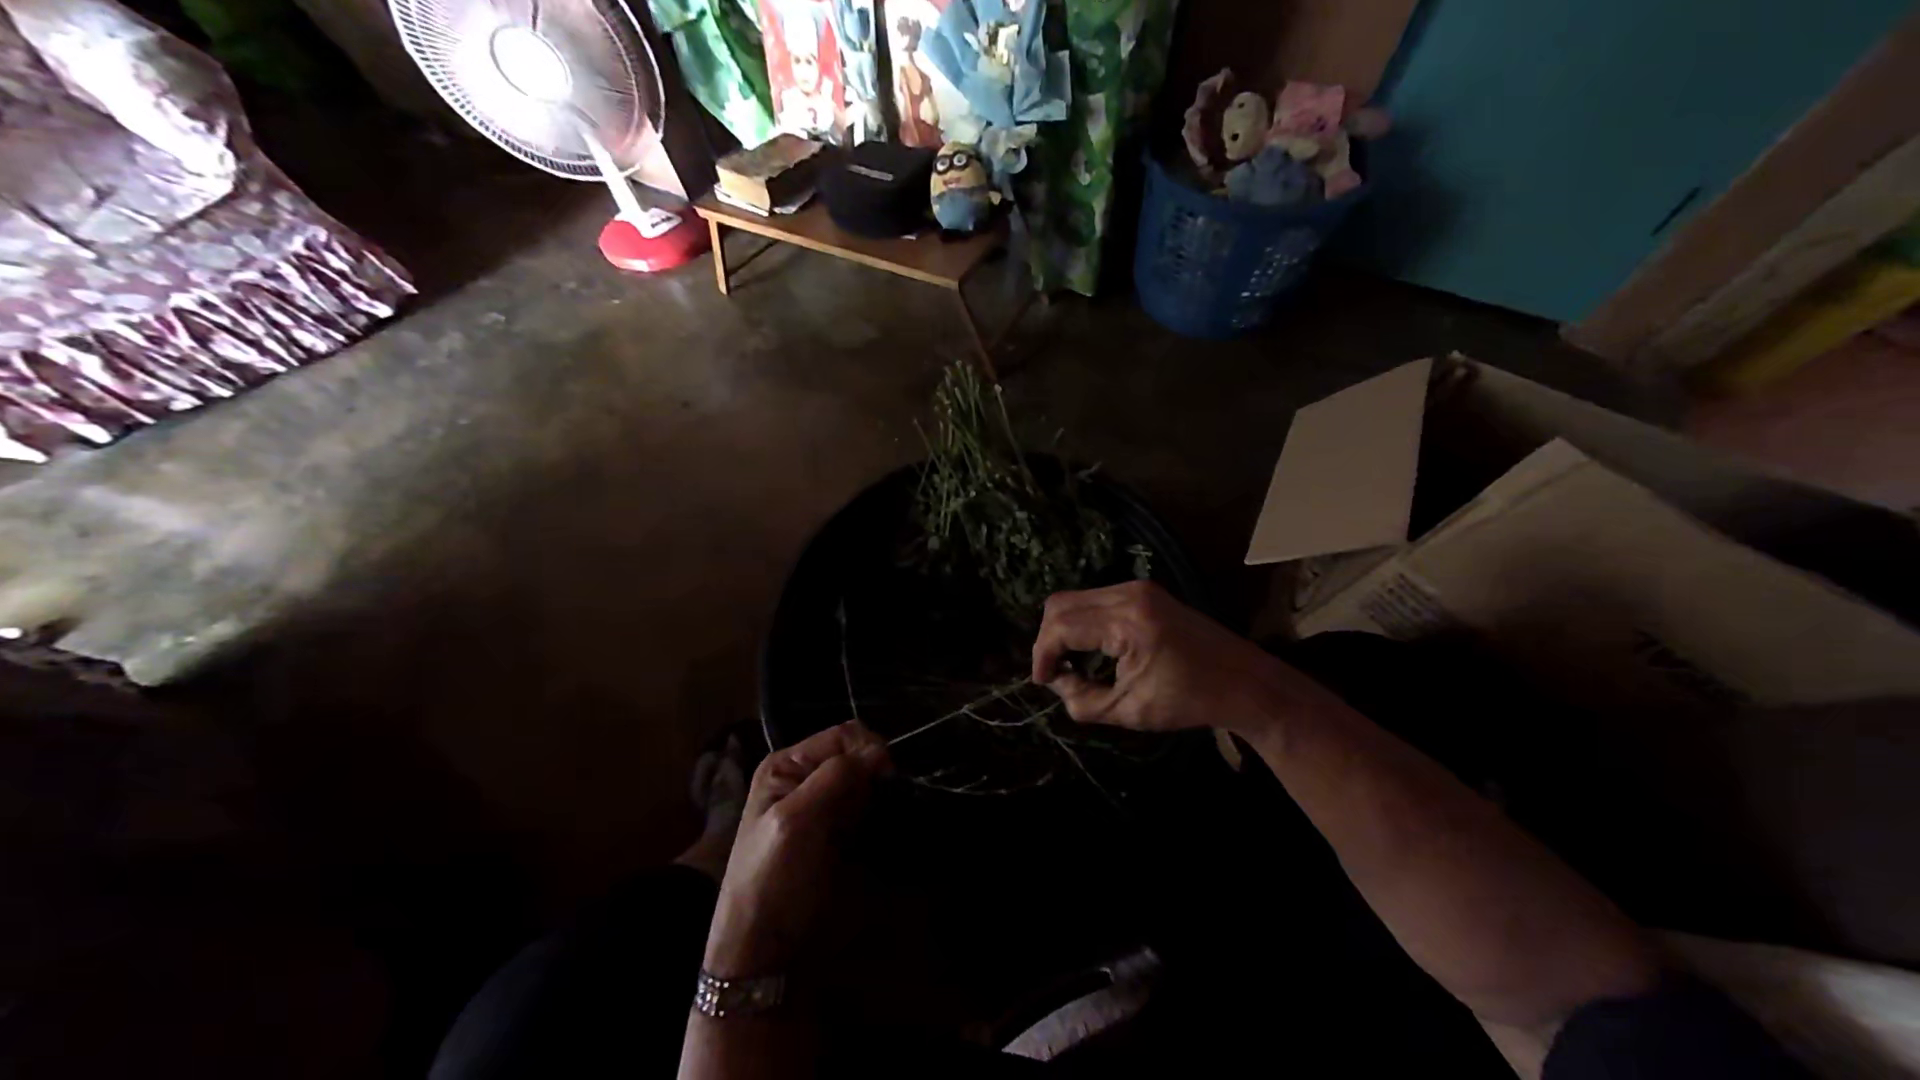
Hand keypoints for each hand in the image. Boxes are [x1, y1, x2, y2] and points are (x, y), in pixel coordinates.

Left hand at [703, 721, 889, 977]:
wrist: (766, 955)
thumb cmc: (772, 882)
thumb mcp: (795, 822)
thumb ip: (835, 778)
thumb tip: (881, 751)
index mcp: (787, 766)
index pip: (844, 735)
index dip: (869, 750)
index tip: (887, 779)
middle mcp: (807, 780)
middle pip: (859, 756)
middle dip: (878, 775)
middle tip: (886, 806)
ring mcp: (827, 809)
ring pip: (870, 784)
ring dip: (884, 797)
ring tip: (890, 820)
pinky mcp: (844, 837)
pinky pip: (873, 811)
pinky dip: (885, 816)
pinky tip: (888, 831)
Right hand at [1031, 581, 1342, 735]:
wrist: (1244, 682)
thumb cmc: (1189, 701)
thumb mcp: (1128, 711)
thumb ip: (1081, 699)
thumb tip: (1056, 680)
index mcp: (1127, 623)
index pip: (1060, 626)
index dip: (1042, 654)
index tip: (1042, 681)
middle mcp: (1129, 594)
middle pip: (1061, 603)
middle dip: (1048, 638)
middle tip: (1054, 672)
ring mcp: (1139, 588)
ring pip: (1076, 598)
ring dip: (1064, 628)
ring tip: (1071, 662)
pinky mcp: (1146, 591)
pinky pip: (1097, 599)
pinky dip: (1083, 621)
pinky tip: (1092, 648)